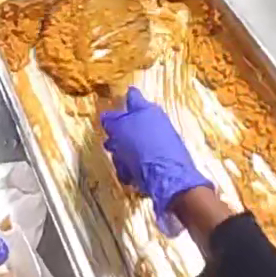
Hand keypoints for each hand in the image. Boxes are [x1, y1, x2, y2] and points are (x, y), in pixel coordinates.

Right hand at [101, 88, 212, 235]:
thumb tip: (106, 116)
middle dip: (118, 138)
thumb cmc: (142, 149)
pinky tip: (131, 177)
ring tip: (122, 168)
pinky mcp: (163, 161)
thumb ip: (112, 121)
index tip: (118, 101)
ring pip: (134, 146)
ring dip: (124, 157)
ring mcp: (161, 143)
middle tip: (111, 146)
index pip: (133, 97)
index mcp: (146, 110)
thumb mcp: (120, 130)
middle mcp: (156, 123)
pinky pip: (142, 161)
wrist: (169, 179)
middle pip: (130, 125)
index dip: (124, 98)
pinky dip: (134, 168)